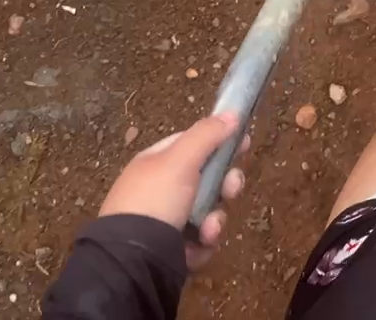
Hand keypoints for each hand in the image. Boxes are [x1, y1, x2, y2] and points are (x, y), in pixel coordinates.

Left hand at [100, 112, 247, 269]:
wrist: (131, 263)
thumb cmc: (155, 200)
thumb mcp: (181, 160)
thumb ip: (207, 134)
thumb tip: (232, 113)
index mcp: (155, 164)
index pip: (192, 144)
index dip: (219, 140)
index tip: (244, 142)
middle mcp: (160, 191)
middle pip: (206, 178)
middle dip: (225, 183)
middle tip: (230, 189)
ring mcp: (165, 222)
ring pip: (208, 210)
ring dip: (216, 217)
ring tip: (209, 228)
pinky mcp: (172, 250)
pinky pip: (200, 239)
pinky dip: (205, 241)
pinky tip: (200, 243)